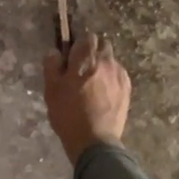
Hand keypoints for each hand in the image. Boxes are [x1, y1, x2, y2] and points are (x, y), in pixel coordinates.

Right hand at [43, 32, 131, 166]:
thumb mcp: (51, 90)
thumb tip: (55, 52)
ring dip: (102, 65)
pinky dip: (111, 78)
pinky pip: (118, 75)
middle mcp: (106, 61)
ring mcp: (119, 75)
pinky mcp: (127, 89)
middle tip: (81, 69)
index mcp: (86, 58)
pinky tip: (103, 93)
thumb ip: (52, 66)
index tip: (70, 58)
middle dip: (92, 52)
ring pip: (111, 60)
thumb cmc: (68, 114)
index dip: (77, 45)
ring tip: (93, 83)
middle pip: (102, 45)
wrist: (95, 141)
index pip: (86, 37)